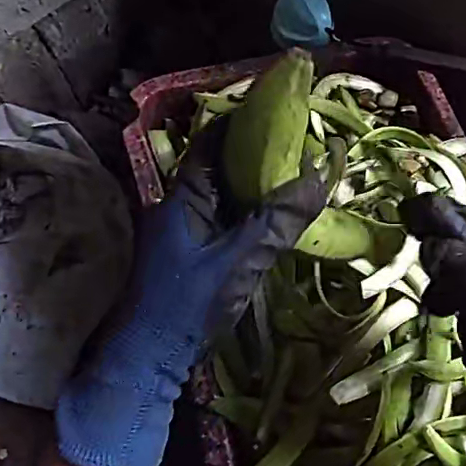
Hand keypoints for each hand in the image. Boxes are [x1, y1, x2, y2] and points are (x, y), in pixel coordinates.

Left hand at [58, 124, 324, 465]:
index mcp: (183, 199)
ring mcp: (188, 232)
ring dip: (257, 181)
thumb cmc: (184, 307)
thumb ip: (275, 223)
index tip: (277, 105)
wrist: (147, 360)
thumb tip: (318, 179)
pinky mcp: (197, 254)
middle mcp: (182, 207)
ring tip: (298, 168)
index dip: (242, 120)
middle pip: (222, 165)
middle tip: (300, 139)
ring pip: (227, 193)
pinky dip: (253, 209)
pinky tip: (278, 212)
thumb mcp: (236, 263)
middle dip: (258, 150)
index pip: (212, 143)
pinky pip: (230, 218)